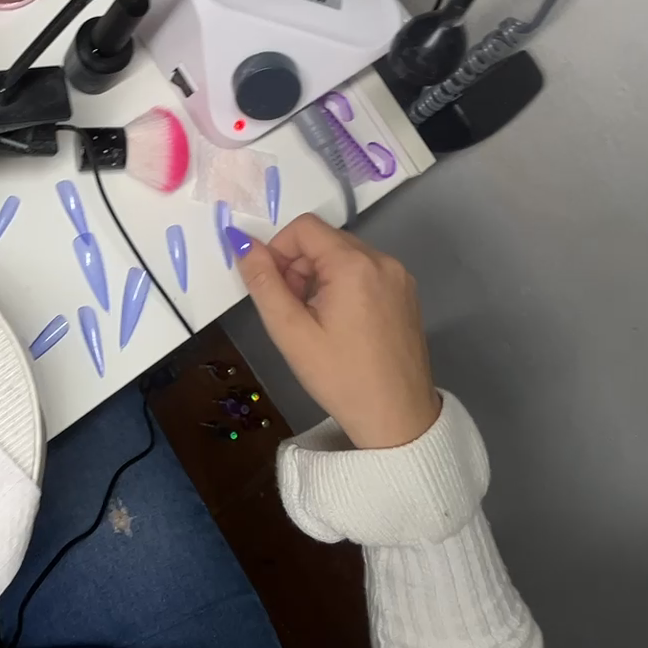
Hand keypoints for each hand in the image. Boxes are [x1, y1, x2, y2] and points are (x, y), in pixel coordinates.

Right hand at [231, 215, 440, 448]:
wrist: (397, 419)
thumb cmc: (338, 376)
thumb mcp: (290, 330)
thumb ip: (262, 281)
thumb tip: (241, 241)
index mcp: (354, 264)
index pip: (303, 228)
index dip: (277, 249)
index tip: (272, 287)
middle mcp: (383, 260)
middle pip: (324, 239)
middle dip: (297, 264)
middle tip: (290, 308)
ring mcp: (399, 276)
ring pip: (343, 254)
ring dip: (317, 274)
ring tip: (313, 318)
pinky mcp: (406, 293)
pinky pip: (364, 270)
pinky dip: (341, 284)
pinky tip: (338, 322)